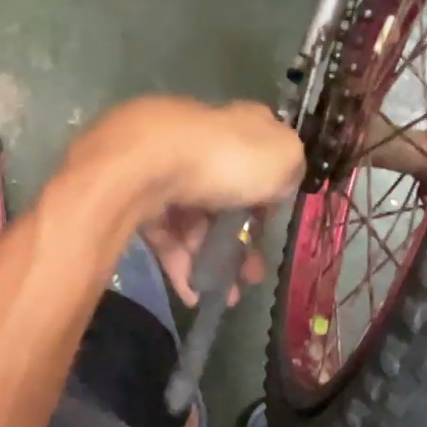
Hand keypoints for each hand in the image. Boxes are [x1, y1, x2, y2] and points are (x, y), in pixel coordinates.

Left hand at [63, 97, 302, 305]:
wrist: (147, 164)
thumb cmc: (226, 159)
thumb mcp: (283, 157)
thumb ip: (290, 171)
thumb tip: (277, 187)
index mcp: (239, 129)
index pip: (259, 165)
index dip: (268, 203)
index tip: (271, 234)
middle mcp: (201, 147)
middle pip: (225, 201)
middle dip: (240, 245)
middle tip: (250, 278)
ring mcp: (166, 173)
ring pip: (194, 226)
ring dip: (212, 264)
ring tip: (223, 298)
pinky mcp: (137, 200)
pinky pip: (165, 240)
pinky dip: (181, 268)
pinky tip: (193, 295)